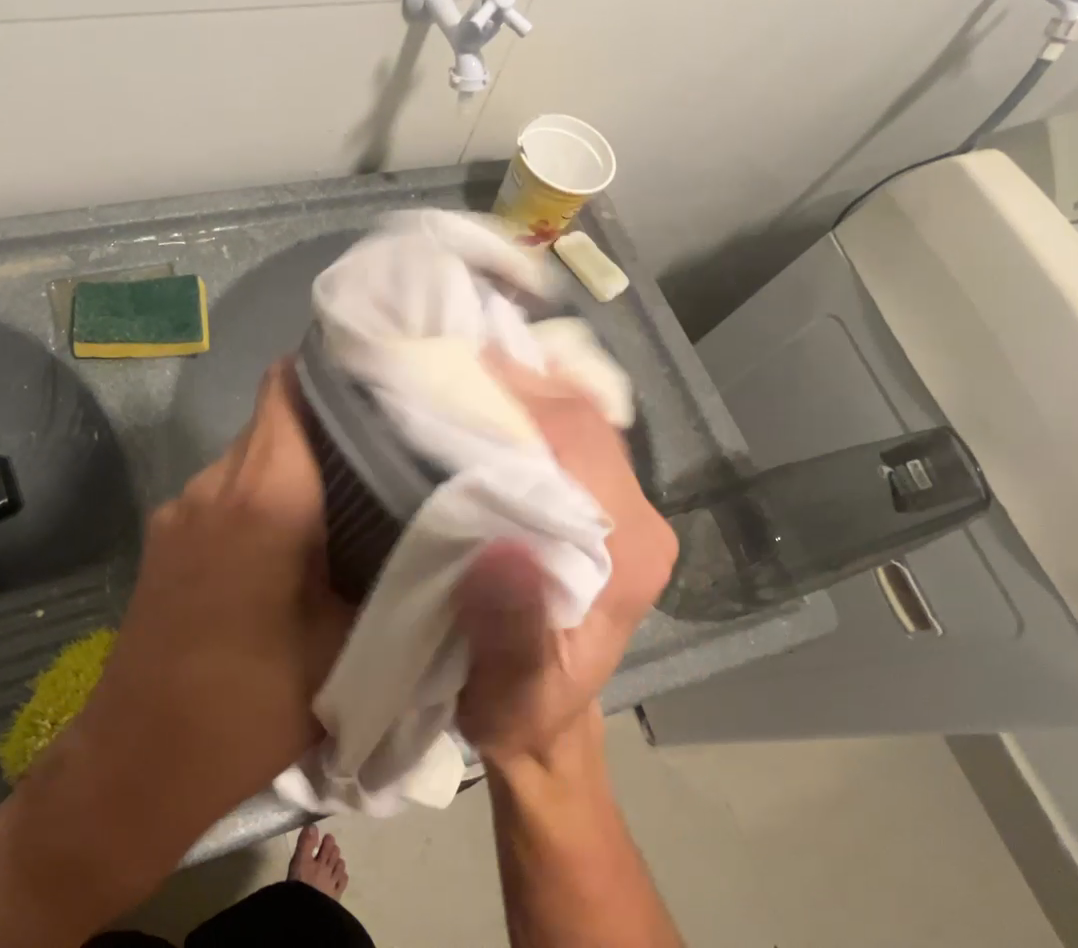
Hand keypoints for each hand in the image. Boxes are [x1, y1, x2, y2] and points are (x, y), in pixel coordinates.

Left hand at [0, 364, 352, 947]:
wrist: (140, 762)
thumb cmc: (252, 705)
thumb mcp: (347, 645)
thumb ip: (394, 580)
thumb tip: (441, 538)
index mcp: (264, 495)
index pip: (289, 388)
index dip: (335, 370)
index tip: (386, 378)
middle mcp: (213, 484)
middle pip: (274, 423)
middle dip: (330, 427)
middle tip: (390, 450)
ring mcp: (178, 511)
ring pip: (248, 460)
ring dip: (294, 470)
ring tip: (349, 501)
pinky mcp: (162, 541)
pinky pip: (223, 496)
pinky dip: (261, 500)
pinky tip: (292, 545)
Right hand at [454, 358, 676, 764]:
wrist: (539, 722)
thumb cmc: (520, 710)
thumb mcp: (508, 693)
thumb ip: (511, 634)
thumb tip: (501, 551)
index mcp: (629, 551)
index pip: (580, 442)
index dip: (521, 396)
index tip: (453, 364)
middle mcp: (637, 517)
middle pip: (580, 419)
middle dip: (514, 380)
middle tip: (440, 354)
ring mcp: (619, 506)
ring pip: (571, 420)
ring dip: (515, 389)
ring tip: (451, 367)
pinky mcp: (595, 504)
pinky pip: (559, 437)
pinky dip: (518, 410)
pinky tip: (474, 400)